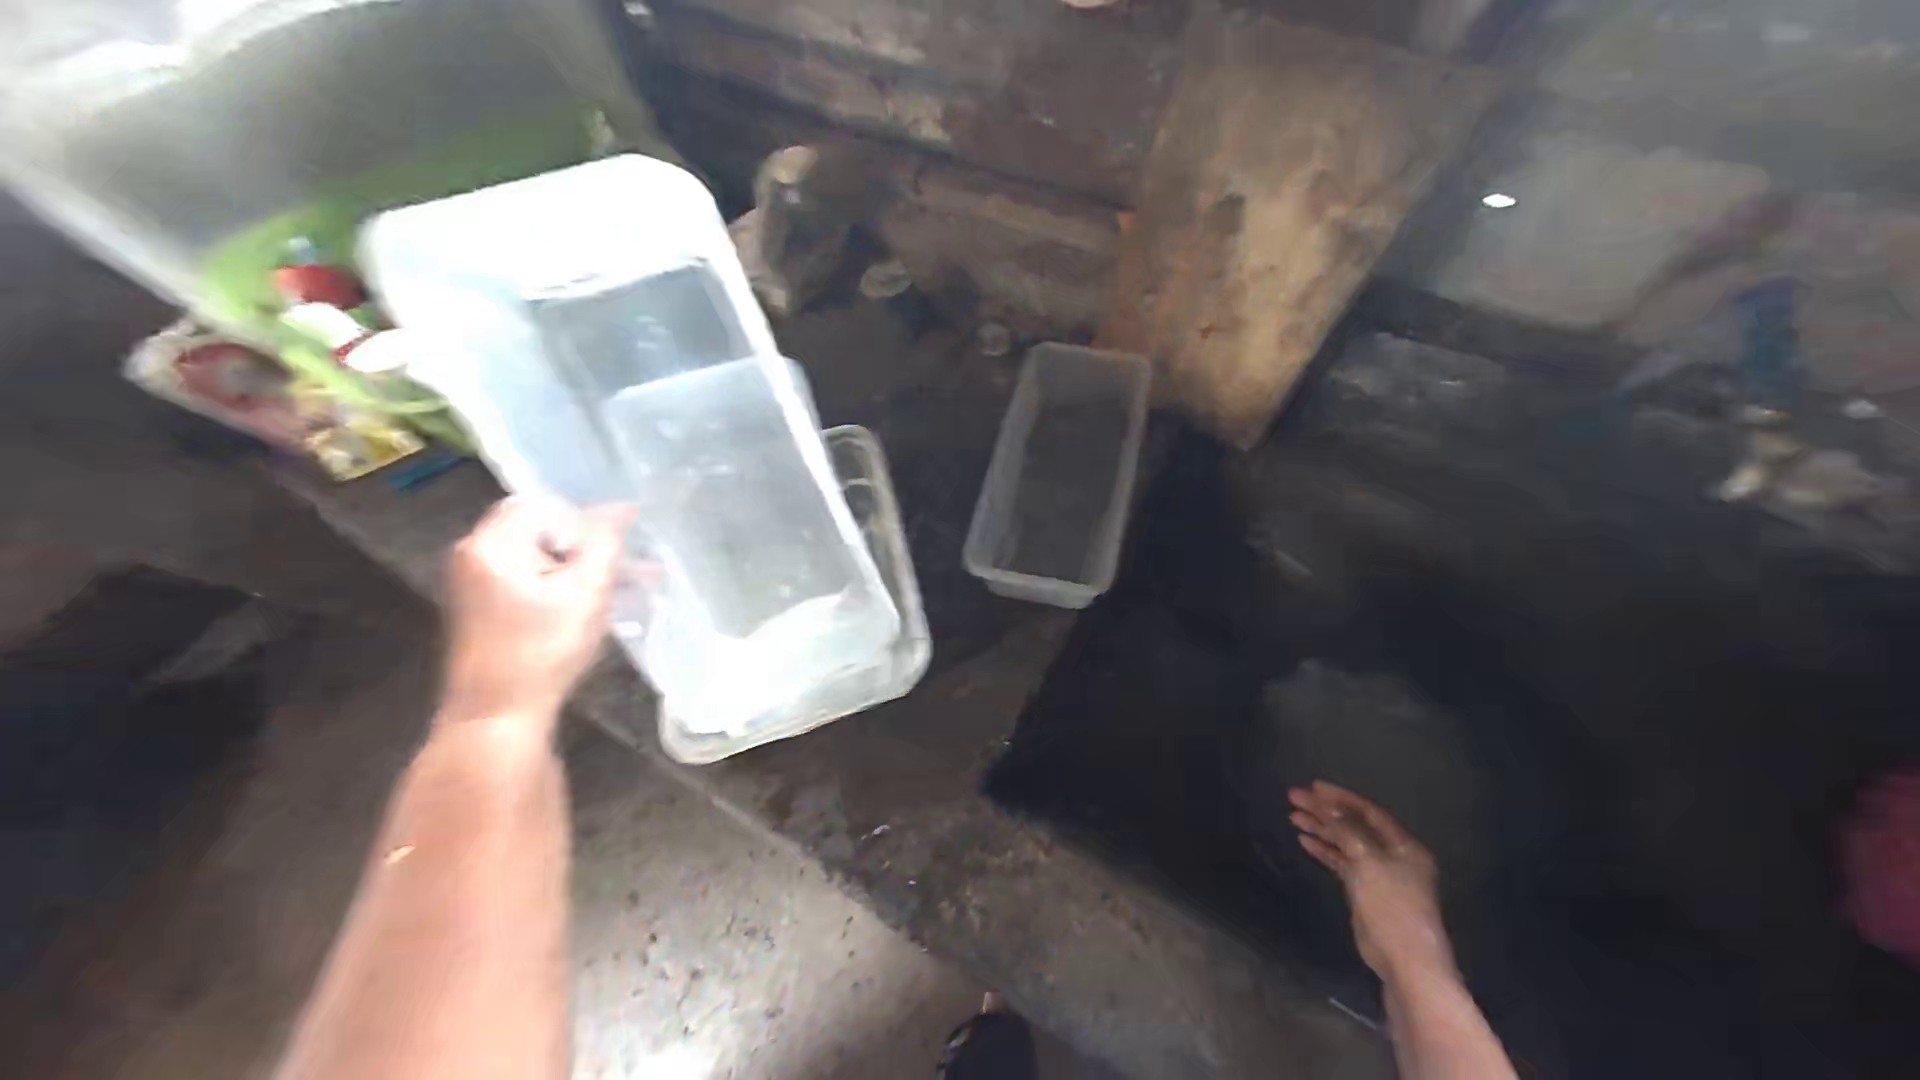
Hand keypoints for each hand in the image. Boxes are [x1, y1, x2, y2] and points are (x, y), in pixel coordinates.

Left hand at [439, 497, 632, 735]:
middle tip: (631, 563)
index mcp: (491, 545)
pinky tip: (599, 602)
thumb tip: (624, 506)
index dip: (584, 517)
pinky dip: (563, 582)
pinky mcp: (483, 606)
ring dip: (583, 564)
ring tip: (631, 584)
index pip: (542, 504)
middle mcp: (474, 555)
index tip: (619, 543)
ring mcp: (475, 582)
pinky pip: (529, 577)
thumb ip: (605, 542)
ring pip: (539, 555)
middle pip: (539, 528)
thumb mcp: (586, 591)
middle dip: (589, 542)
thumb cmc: (544, 648)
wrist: (498, 714)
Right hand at [1290, 781, 1454, 983]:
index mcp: (1403, 845)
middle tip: (1294, 798)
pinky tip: (1305, 840)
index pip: (1368, 811)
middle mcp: (1392, 855)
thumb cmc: (1392, 905)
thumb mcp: (1369, 861)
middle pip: (1353, 825)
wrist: (1405, 960)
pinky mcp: (1364, 888)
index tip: (1312, 787)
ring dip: (1321, 828)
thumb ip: (1347, 831)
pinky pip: (1341, 861)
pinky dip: (1324, 850)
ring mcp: (1378, 872)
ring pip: (1345, 842)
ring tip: (1293, 817)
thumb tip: (1326, 806)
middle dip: (1324, 811)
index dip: (1340, 798)